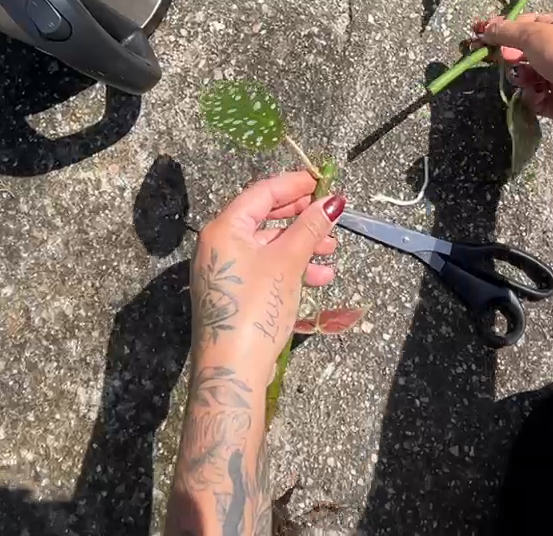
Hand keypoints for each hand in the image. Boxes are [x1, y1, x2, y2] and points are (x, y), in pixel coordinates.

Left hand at [189, 171, 343, 373]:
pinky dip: (290, 267)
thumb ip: (310, 228)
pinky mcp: (232, 293)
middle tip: (328, 215)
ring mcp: (224, 270)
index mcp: (224, 228)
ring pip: (267, 245)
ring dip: (301, 245)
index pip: (262, 193)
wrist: (232, 371)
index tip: (321, 181)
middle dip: (300, 217)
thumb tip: (333, 202)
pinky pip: (264, 267)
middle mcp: (218, 244)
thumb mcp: (288, 262)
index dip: (294, 184)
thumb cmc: (256, 308)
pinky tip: (318, 278)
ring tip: (331, 252)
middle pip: (264, 218)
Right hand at [472, 12, 552, 135]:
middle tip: (500, 60)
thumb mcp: (534, 34)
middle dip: (512, 56)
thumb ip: (506, 31)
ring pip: (531, 75)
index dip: (504, 29)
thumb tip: (485, 28)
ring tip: (524, 81)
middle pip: (528, 51)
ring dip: (523, 78)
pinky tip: (535, 97)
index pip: (528, 24)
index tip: (481, 35)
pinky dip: (534, 98)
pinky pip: (539, 98)